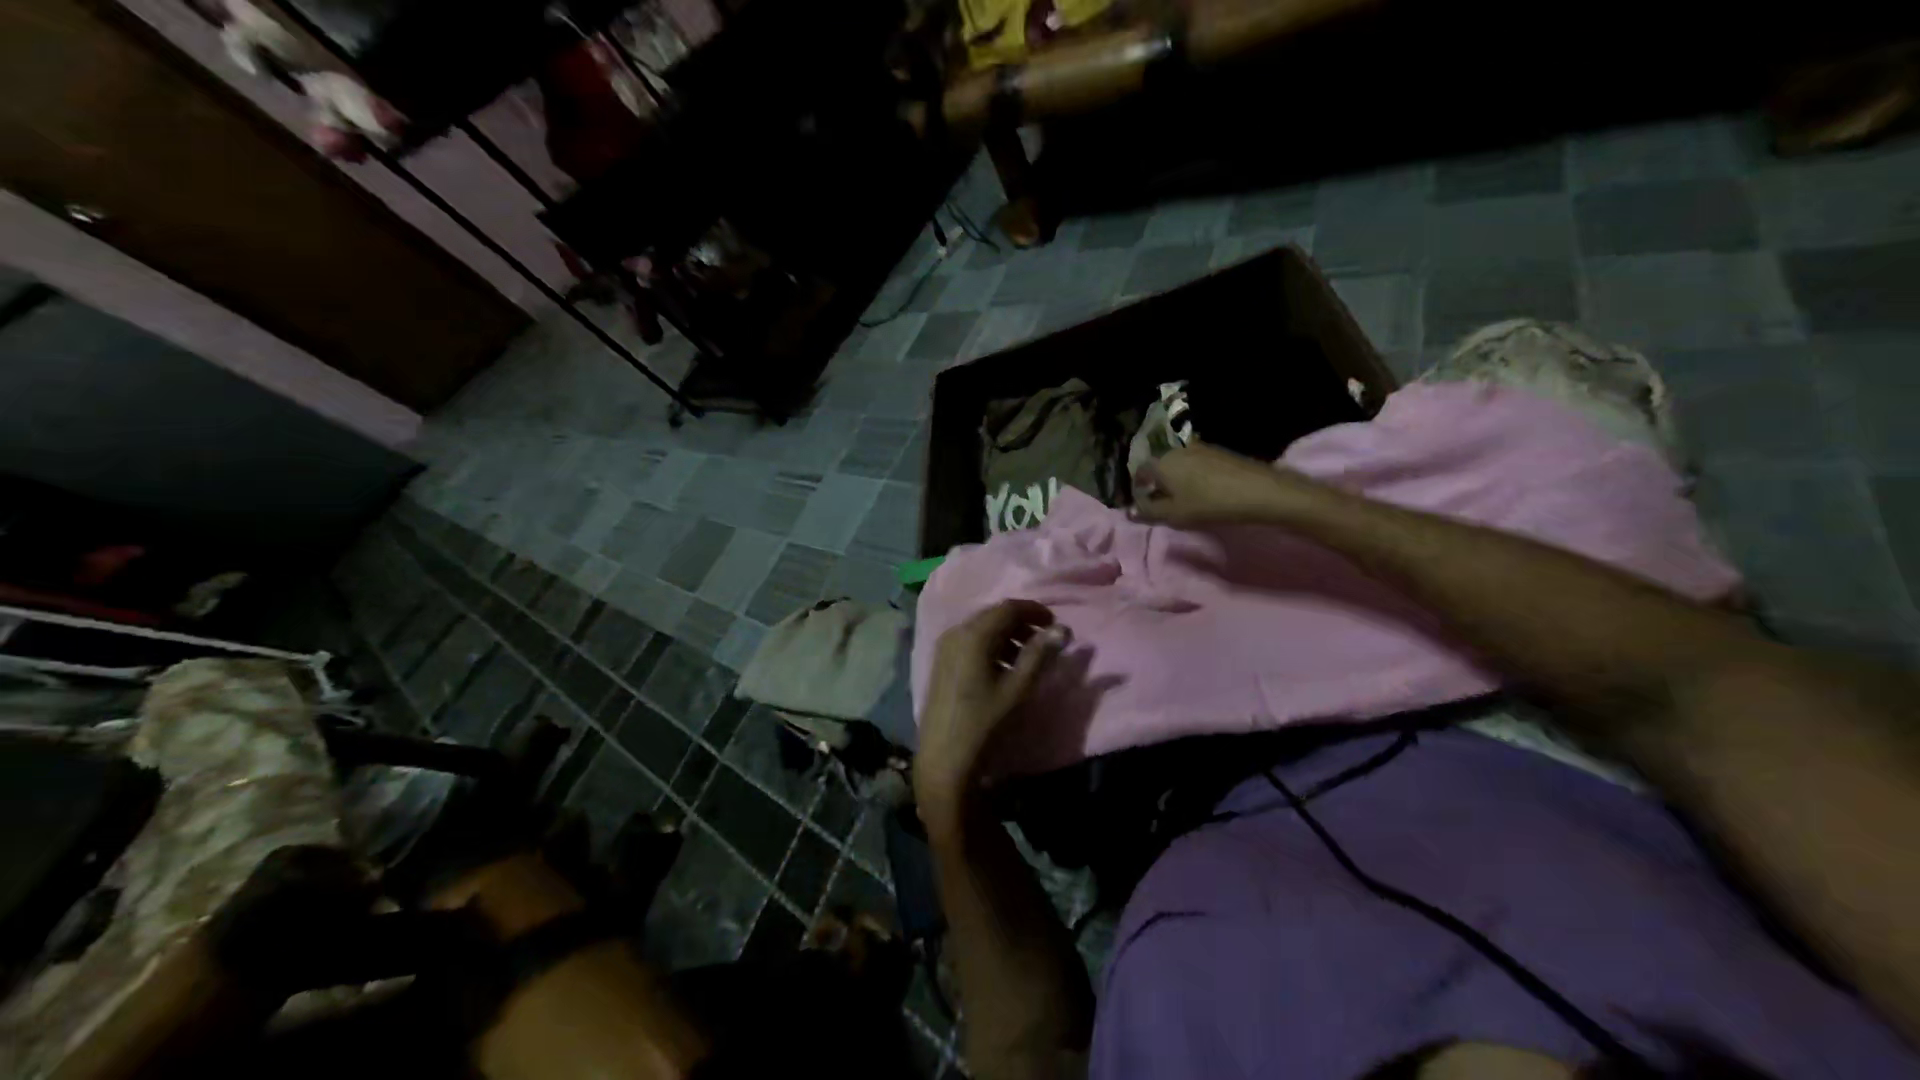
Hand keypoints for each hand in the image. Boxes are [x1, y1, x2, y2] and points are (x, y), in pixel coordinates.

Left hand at [915, 599, 1065, 824]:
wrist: (945, 759)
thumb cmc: (985, 723)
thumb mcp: (1018, 689)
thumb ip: (1040, 655)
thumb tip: (1062, 629)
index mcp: (973, 635)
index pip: (1008, 607)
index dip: (1035, 610)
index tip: (1055, 624)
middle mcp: (955, 633)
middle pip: (993, 615)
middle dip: (1022, 623)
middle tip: (1045, 639)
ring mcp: (944, 648)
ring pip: (981, 629)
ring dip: (1007, 635)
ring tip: (1028, 658)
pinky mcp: (941, 663)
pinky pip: (970, 642)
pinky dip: (991, 646)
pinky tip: (1004, 669)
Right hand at [1132, 442, 1328, 526]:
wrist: (1259, 491)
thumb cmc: (1209, 504)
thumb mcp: (1175, 515)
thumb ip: (1149, 512)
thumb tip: (1129, 511)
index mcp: (1161, 463)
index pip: (1139, 473)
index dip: (1139, 490)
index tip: (1146, 506)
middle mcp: (1176, 450)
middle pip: (1159, 467)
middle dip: (1158, 485)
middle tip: (1166, 506)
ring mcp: (1200, 448)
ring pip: (1179, 466)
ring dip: (1177, 481)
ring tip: (1186, 501)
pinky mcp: (1219, 452)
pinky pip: (1196, 465)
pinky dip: (1194, 477)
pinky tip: (1205, 492)